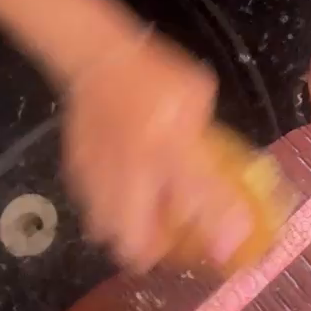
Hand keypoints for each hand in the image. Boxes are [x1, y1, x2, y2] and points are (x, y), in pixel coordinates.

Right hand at [60, 30, 253, 273]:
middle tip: (165, 245)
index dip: (220, 226)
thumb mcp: (197, 94)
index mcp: (172, 142)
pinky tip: (118, 192)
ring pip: (107, 230)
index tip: (232, 247)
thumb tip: (223, 165)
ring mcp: (102, 172)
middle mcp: (137, 166)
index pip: (201, 195)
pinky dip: (105, 210)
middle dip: (152, 253)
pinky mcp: (78, 169)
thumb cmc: (156, 74)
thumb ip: (209, 135)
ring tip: (139, 222)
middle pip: (136, 239)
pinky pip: (90, 206)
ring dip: (125, 234)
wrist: (101, 58)